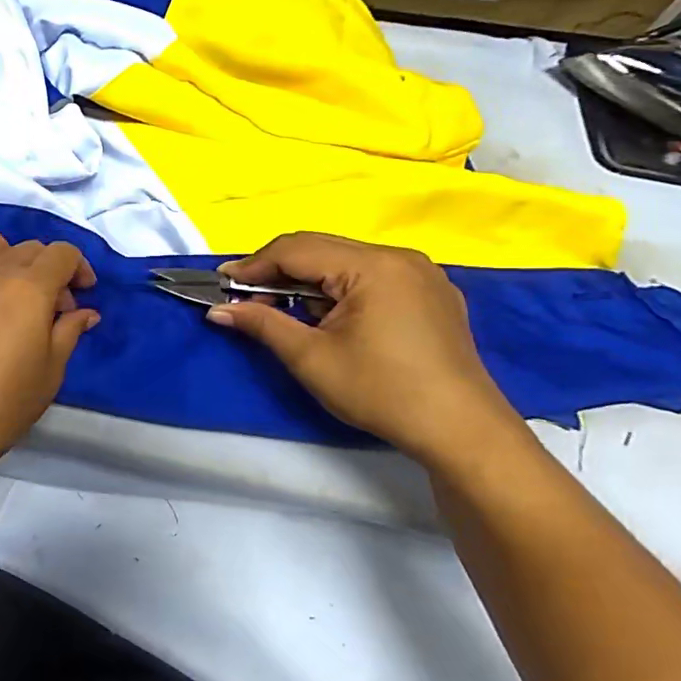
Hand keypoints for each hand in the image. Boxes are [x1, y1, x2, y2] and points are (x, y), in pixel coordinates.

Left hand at [0, 230, 98, 548]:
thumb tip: (84, 311)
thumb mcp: (52, 369)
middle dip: (47, 270)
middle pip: (28, 249)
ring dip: (9, 262)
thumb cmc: (6, 402)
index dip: (78, 267)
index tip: (83, 292)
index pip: (61, 253)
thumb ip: (70, 329)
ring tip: (10, 295)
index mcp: (27, 287)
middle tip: (51, 306)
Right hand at [206, 232, 523, 464]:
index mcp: (373, 266)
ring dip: (308, 279)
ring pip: (345, 260)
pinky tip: (327, 314)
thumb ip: (263, 324)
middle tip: (245, 296)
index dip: (255, 264)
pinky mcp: (431, 292)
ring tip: (282, 308)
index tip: (222, 282)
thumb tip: (218, 310)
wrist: (462, 432)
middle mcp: (399, 257)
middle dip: (278, 270)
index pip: (297, 250)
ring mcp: (420, 273)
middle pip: (321, 248)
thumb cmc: (381, 392)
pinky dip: (339, 287)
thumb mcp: (312, 358)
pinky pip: (371, 275)